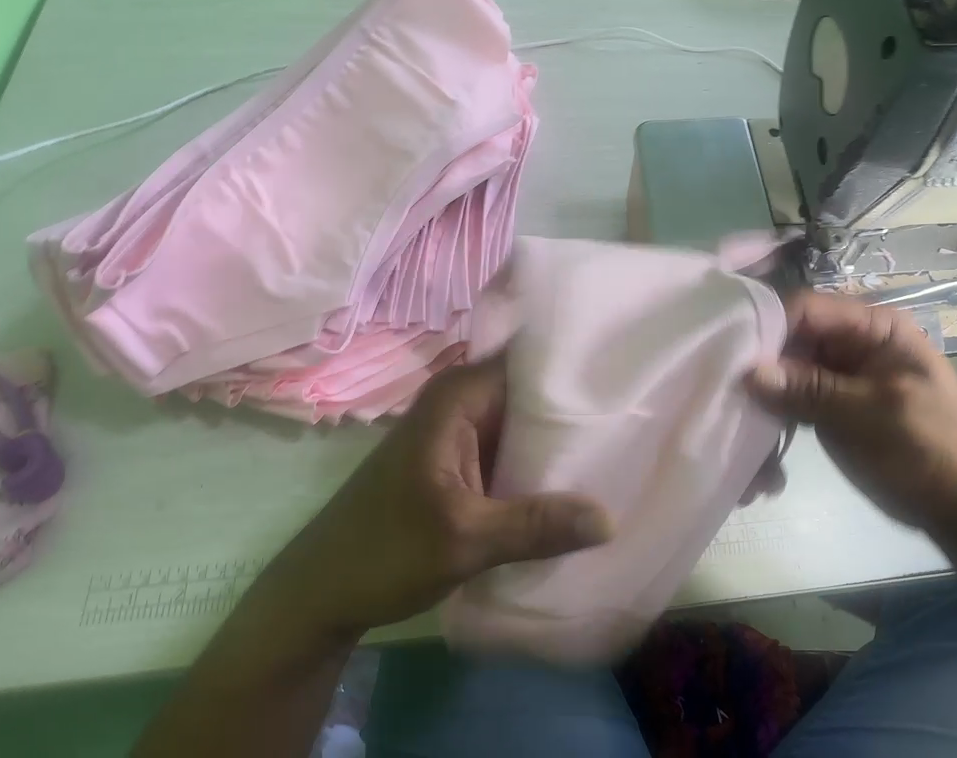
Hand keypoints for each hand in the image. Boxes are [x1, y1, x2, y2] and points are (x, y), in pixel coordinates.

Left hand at [259, 354, 612, 638]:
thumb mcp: (465, 540)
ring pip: (524, 425)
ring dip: (561, 441)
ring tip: (623, 447)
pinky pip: (512, 452)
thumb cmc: (382, 552)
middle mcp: (461, 403)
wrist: (318, 595)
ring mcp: (460, 436)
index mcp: (457, 396)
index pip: (530, 360)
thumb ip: (536, 525)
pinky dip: (541, 466)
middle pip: (532, 391)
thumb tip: (610, 518)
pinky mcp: (461, 466)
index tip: (629, 374)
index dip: (577, 365)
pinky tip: (580, 483)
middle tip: (638, 418)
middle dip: (577, 406)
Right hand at [748, 291, 956, 533]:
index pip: (808, 309)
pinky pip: (791, 401)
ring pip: (784, 372)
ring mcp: (839, 376)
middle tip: (728, 401)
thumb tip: (751, 373)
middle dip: (761, 369)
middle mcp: (852, 342)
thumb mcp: (870, 415)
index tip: (734, 359)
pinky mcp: (828, 406)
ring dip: (763, 401)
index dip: (770, 327)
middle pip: (790, 338)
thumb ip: (811, 390)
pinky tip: (760, 456)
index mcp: (874, 327)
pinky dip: (774, 422)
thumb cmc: (927, 449)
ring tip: (742, 434)